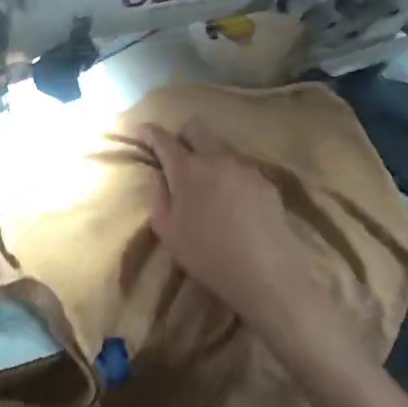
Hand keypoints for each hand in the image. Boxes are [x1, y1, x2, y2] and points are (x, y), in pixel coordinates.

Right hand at [137, 122, 309, 331]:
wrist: (267, 277)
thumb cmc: (207, 256)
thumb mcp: (167, 232)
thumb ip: (158, 196)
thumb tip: (160, 175)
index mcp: (188, 169)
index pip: (162, 138)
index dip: (148, 132)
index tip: (140, 130)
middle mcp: (217, 159)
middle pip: (197, 128)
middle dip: (182, 136)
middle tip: (177, 158)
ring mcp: (246, 168)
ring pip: (221, 150)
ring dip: (209, 160)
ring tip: (210, 189)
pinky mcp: (267, 183)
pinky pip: (241, 170)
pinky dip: (231, 178)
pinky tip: (235, 206)